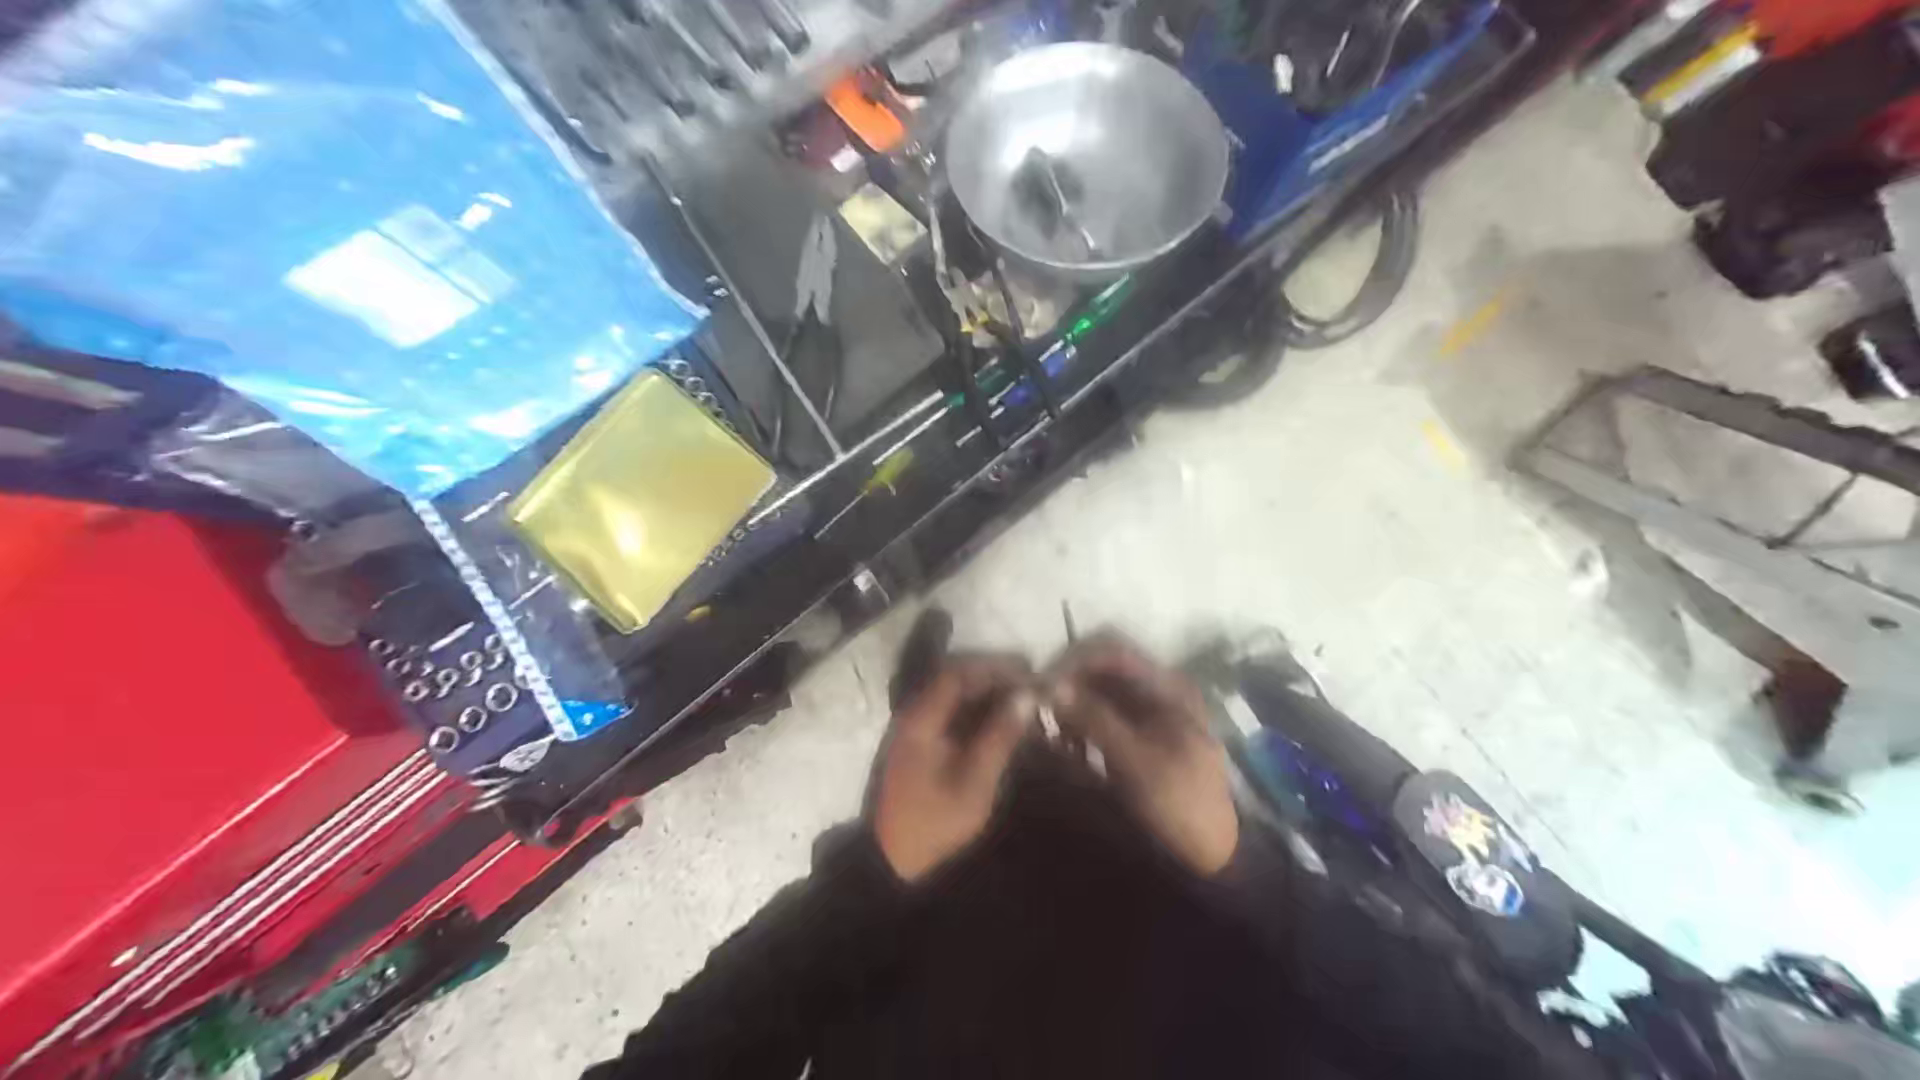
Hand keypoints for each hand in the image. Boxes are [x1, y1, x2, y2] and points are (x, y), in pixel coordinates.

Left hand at [872, 658, 1037, 882]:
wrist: (893, 861)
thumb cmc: (935, 822)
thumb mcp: (974, 782)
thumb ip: (999, 736)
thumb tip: (1026, 697)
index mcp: (922, 720)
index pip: (958, 674)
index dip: (994, 668)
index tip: (1028, 671)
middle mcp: (914, 716)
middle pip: (954, 681)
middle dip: (993, 678)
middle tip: (1030, 685)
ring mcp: (915, 730)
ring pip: (954, 698)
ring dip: (986, 695)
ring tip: (1022, 702)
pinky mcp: (921, 746)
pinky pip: (951, 716)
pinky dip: (976, 714)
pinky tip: (1002, 723)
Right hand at [1049, 635, 1237, 875]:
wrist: (1209, 854)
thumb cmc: (1179, 803)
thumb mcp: (1137, 761)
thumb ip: (1095, 719)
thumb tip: (1050, 685)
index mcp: (1169, 686)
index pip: (1112, 650)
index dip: (1074, 660)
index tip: (1042, 684)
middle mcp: (1159, 688)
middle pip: (1103, 667)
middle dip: (1069, 682)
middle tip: (1040, 707)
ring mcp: (1148, 710)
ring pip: (1098, 689)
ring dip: (1072, 703)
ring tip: (1051, 730)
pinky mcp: (1137, 733)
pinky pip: (1101, 713)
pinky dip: (1080, 722)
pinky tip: (1066, 745)